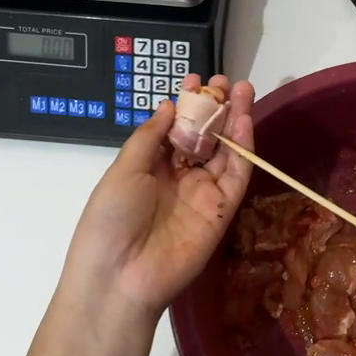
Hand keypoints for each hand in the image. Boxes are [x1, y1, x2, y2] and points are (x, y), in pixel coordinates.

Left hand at [59, 74, 254, 335]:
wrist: (120, 276)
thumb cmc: (110, 220)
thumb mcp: (123, 170)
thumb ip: (150, 137)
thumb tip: (169, 105)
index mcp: (151, 167)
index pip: (176, 129)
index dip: (187, 104)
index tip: (195, 79)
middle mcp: (180, 177)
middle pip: (205, 137)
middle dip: (215, 108)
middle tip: (225, 81)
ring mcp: (203, 193)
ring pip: (225, 151)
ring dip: (235, 120)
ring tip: (242, 90)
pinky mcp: (222, 210)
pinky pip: (236, 175)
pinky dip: (243, 148)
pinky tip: (244, 121)